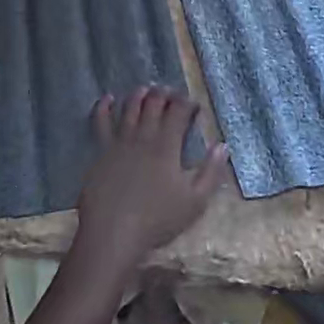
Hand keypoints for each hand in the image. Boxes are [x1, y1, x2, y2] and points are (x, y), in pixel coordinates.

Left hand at [75, 86, 229, 270]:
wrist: (113, 234)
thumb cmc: (157, 220)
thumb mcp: (195, 200)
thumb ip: (211, 171)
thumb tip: (223, 145)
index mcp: (167, 145)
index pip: (179, 112)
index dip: (187, 103)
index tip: (193, 105)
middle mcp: (143, 136)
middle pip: (154, 104)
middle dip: (165, 94)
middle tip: (171, 92)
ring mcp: (119, 142)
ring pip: (130, 108)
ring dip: (139, 95)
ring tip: (146, 89)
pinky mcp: (100, 151)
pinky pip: (100, 122)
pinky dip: (103, 107)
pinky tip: (107, 98)